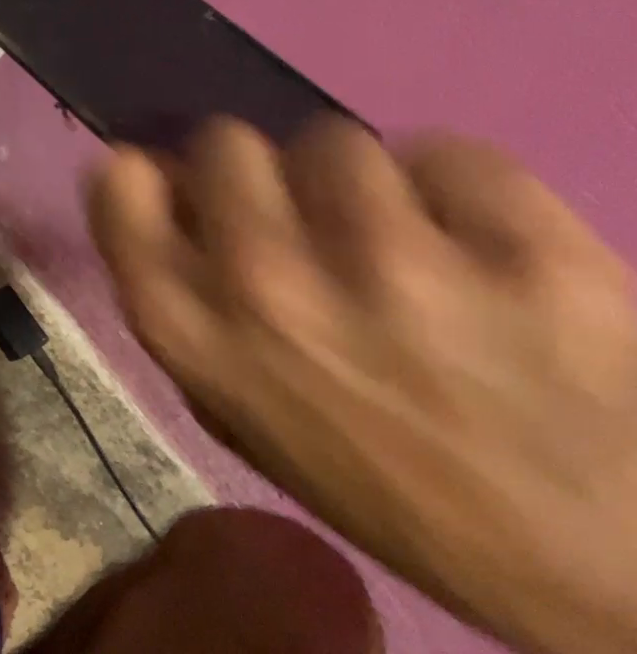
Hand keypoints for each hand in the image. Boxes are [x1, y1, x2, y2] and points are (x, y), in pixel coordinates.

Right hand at [88, 116, 636, 653]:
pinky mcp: (525, 251)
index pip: (120, 186)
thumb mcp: (239, 413)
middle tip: (298, 214)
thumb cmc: (384, 487)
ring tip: (404, 242)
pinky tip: (481, 250)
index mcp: (191, 334)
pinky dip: (458, 190)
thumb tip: (164, 192)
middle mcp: (268, 287)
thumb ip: (184, 302)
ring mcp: (395, 265)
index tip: (183, 191)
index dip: (150, 176)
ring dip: (357, 183)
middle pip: (225, 143)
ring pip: (337, 143)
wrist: (602, 565)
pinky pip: (452, 155)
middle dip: (254, 171)